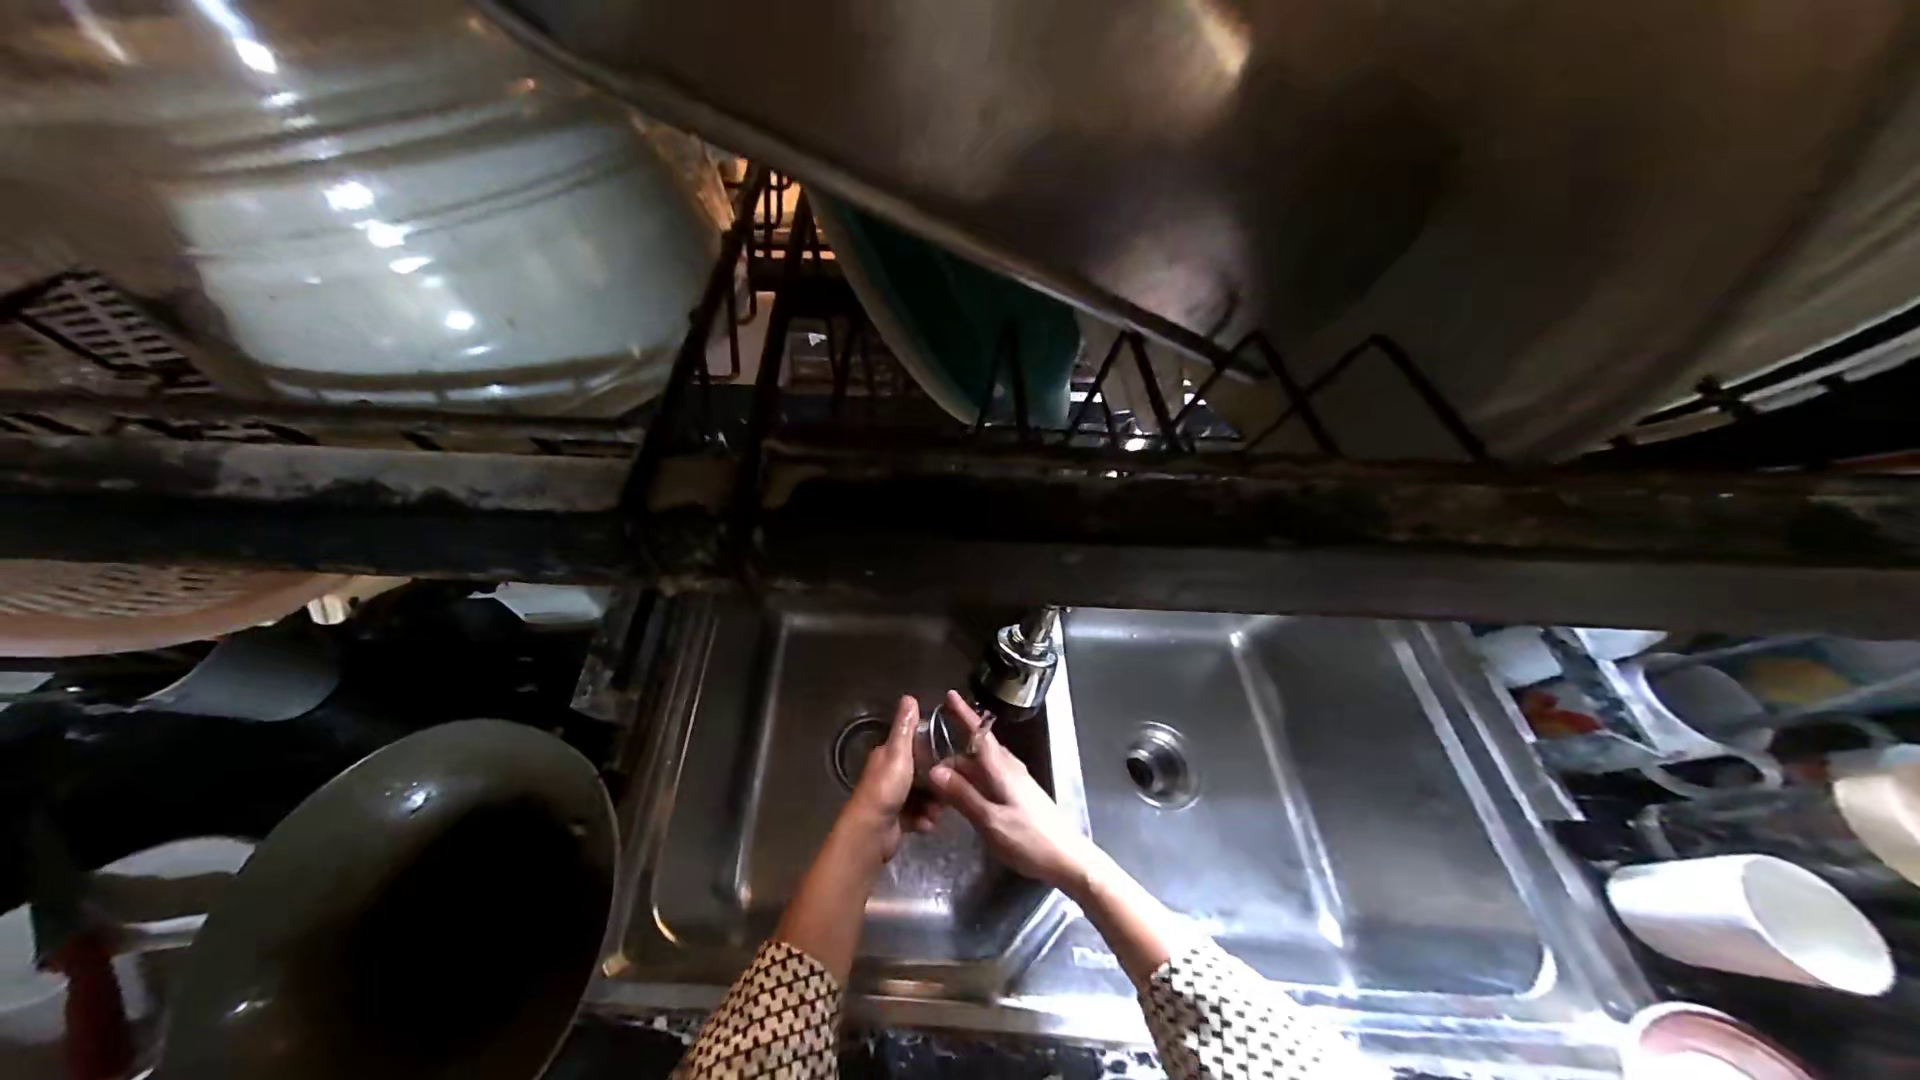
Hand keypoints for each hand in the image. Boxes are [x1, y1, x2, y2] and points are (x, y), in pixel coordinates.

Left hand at [843, 695, 940, 861]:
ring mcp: (893, 797)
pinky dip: (924, 819)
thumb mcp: (898, 752)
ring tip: (936, 812)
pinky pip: (918, 815)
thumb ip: (905, 728)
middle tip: (948, 790)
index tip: (951, 757)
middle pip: (922, 772)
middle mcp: (889, 773)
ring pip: (923, 795)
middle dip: (937, 782)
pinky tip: (926, 824)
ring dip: (933, 804)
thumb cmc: (887, 787)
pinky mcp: (897, 819)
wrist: (871, 831)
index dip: (933, 750)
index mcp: (888, 755)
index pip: (915, 745)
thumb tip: (909, 696)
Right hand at [926, 691, 1096, 892]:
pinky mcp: (1017, 795)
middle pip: (973, 753)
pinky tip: (958, 799)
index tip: (949, 695)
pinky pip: (986, 779)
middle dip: (949, 757)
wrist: (1068, 859)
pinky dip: (969, 783)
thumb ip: (963, 795)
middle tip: (924, 771)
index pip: (978, 734)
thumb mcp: (991, 821)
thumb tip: (935, 770)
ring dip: (958, 773)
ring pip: (979, 767)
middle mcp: (1008, 768)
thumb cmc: (1030, 840)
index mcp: (1002, 769)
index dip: (964, 714)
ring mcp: (1014, 782)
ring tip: (935, 789)